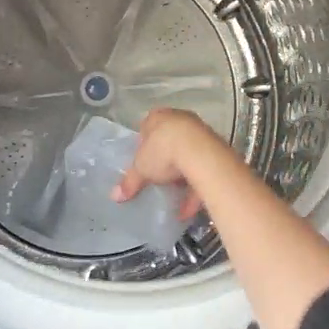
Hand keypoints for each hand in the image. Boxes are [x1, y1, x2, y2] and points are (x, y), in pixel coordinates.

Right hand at [111, 108, 226, 219]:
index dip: (143, 143)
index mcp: (158, 117)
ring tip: (173, 197)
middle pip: (169, 140)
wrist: (199, 153)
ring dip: (182, 177)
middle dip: (164, 159)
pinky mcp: (214, 150)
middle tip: (157, 177)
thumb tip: (114, 196)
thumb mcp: (141, 169)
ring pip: (187, 156)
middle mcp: (180, 120)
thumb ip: (129, 181)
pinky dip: (194, 191)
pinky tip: (187, 211)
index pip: (147, 126)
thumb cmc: (162, 151)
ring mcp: (199, 133)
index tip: (141, 160)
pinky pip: (202, 171)